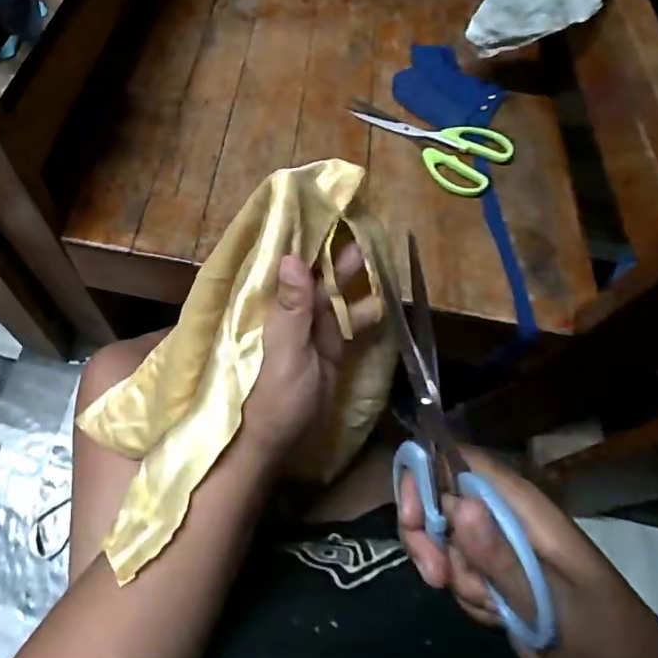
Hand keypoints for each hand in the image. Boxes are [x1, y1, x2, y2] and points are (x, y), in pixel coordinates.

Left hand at [238, 245, 380, 466]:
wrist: (276, 445)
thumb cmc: (273, 398)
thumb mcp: (285, 352)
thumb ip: (292, 309)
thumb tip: (290, 257)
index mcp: (276, 309)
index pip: (290, 265)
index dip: (305, 240)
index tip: (323, 212)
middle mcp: (293, 313)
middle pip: (316, 276)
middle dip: (336, 254)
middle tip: (361, 229)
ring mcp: (312, 331)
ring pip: (335, 296)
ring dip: (353, 279)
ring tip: (378, 256)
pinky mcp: (330, 350)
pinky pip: (349, 323)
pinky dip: (365, 312)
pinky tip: (384, 301)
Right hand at [398, 450, 657, 657]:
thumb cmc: (603, 640)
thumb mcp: (550, 603)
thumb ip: (500, 557)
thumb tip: (457, 504)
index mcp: (524, 507)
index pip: (462, 463)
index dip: (427, 475)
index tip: (411, 518)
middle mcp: (509, 518)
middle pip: (444, 499)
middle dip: (429, 534)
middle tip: (435, 576)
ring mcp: (504, 549)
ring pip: (449, 539)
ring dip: (452, 572)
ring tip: (487, 606)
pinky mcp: (501, 578)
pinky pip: (462, 571)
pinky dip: (467, 594)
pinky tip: (494, 616)